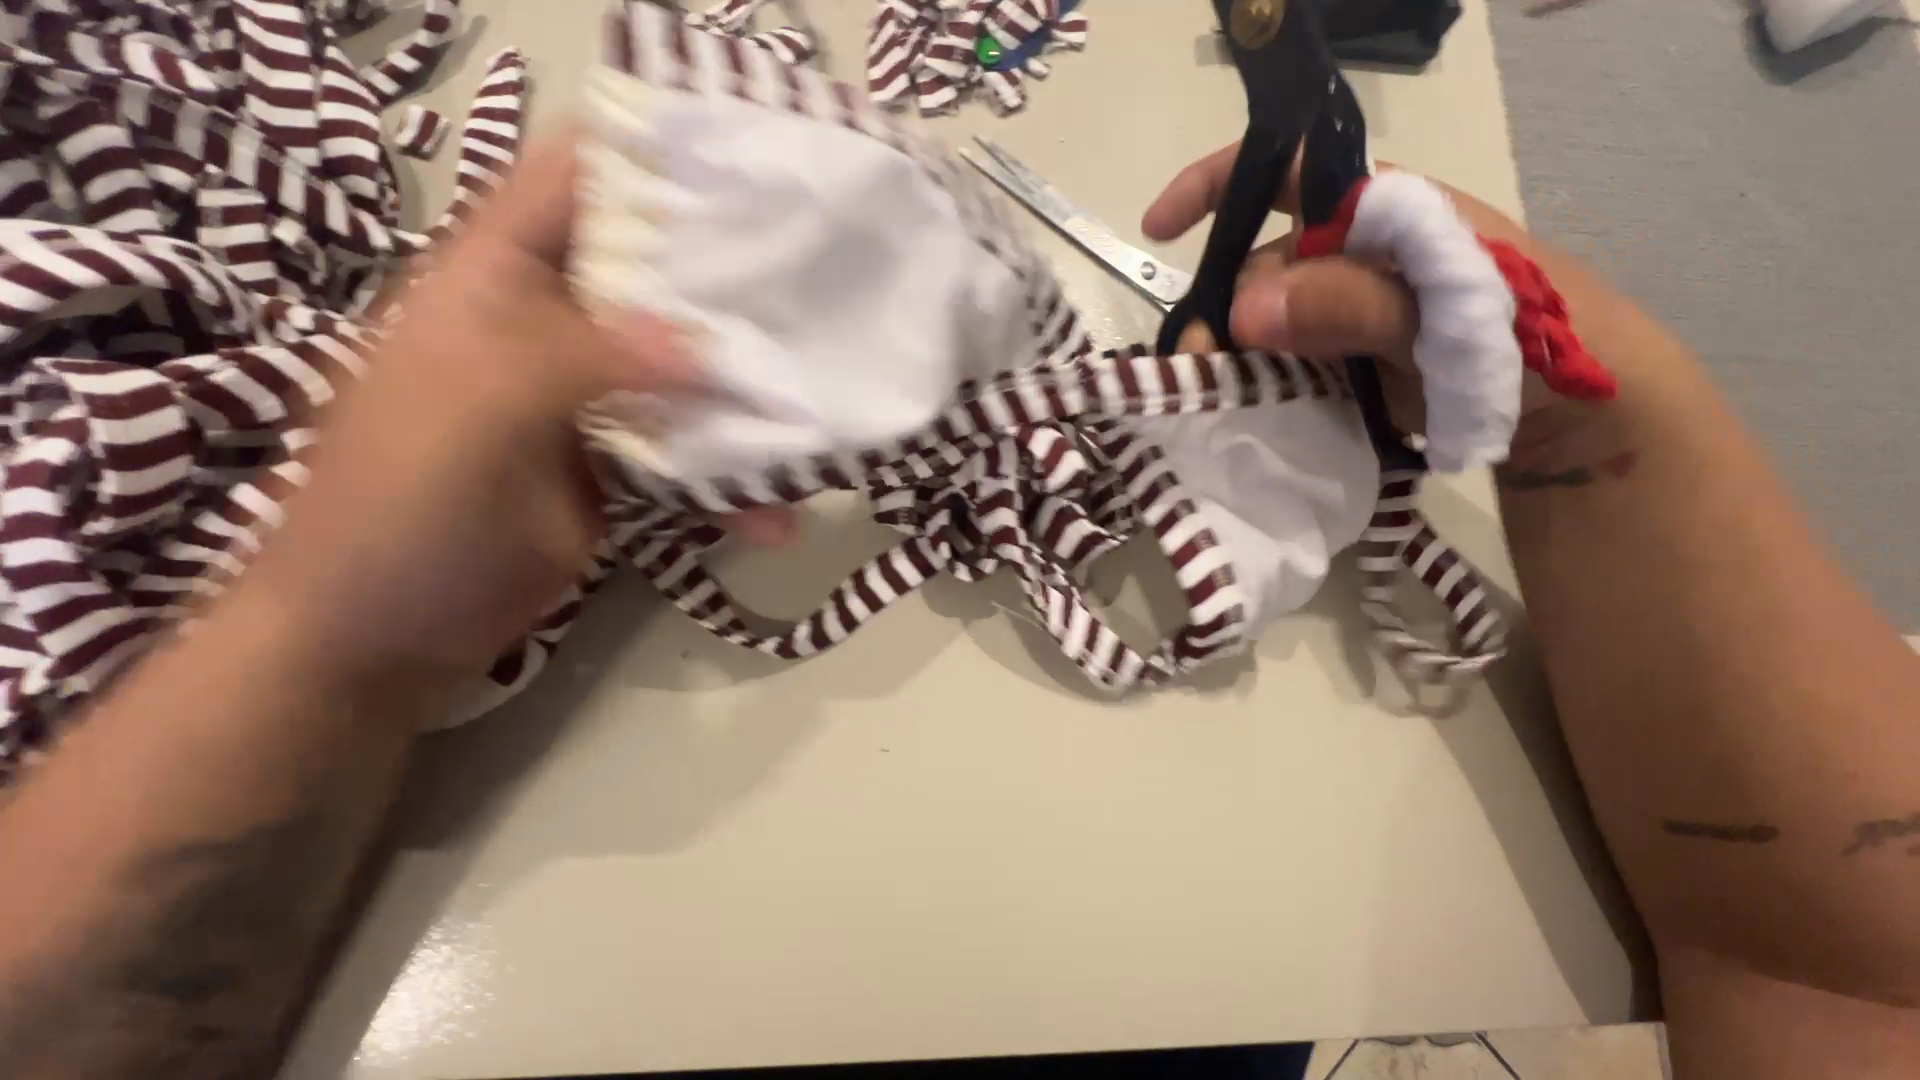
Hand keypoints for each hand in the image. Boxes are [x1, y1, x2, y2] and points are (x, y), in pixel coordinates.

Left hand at [230, 134, 789, 706]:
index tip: (753, 164)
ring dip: (748, 391)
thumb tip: (705, 348)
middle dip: (733, 279)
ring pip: (685, 371)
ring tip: (824, 406)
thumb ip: (580, 361)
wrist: (381, 641)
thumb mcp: (472, 416)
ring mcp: (588, 401)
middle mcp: (549, 326)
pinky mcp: (617, 470)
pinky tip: (781, 513)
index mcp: (496, 280)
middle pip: (654, 274)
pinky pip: (690, 456)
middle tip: (824, 282)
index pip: (575, 178)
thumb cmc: (397, 513)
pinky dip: (734, 482)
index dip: (654, 155)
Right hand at [1143, 143, 1561, 437]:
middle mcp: (1358, 255)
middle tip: (1202, 370)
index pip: (1292, 170)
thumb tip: (1240, 310)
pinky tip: (1250, 408)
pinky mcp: (1348, 364)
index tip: (1159, 229)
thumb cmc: (1532, 344)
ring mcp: (1350, 313)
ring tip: (1221, 397)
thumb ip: (1352, 303)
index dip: (1218, 184)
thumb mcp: (1451, 314)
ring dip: (1235, 356)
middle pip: (1262, 264)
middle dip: (1221, 309)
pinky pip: (1284, 365)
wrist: (1581, 421)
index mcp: (1386, 213)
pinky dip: (1259, 384)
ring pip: (1265, 321)